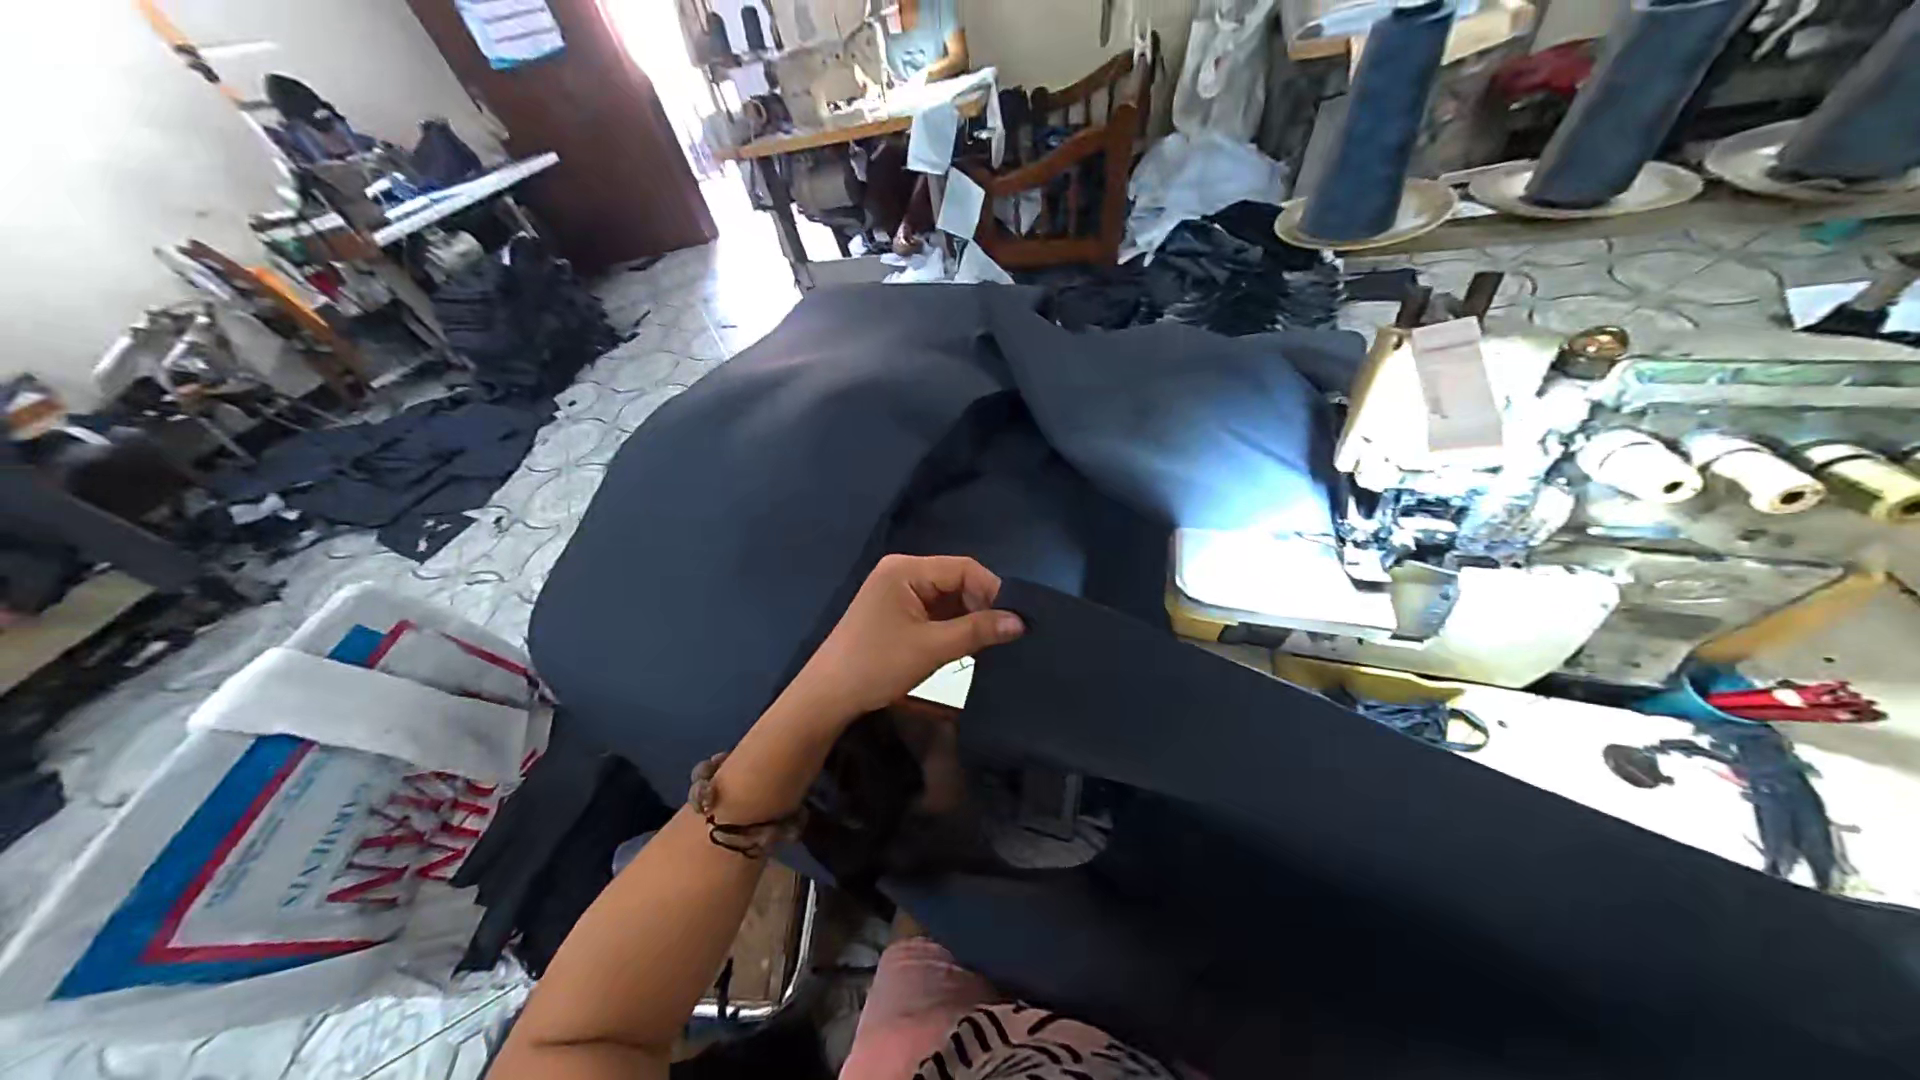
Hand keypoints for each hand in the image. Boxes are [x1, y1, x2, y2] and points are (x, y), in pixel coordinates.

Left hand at [783, 555, 1023, 724]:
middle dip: (982, 606)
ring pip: (948, 598)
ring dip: (969, 618)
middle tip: (1006, 634)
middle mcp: (902, 572)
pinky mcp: (897, 612)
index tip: (1017, 619)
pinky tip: (969, 645)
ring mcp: (898, 592)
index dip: (993, 590)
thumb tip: (1020, 621)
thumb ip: (978, 631)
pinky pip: (935, 611)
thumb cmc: (876, 665)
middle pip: (956, 580)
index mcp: (905, 569)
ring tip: (992, 642)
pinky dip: (953, 626)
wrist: (828, 696)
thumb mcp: (931, 648)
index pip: (963, 568)